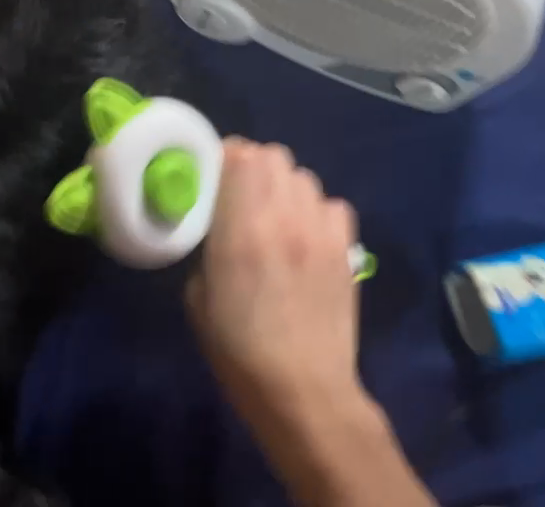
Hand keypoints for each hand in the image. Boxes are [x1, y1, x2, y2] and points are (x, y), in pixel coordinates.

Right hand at [187, 140, 360, 419]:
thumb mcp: (198, 296)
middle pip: (273, 155)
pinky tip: (305, 234)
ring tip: (275, 215)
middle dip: (253, 165)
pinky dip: (315, 210)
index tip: (213, 176)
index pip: (239, 155)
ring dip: (284, 186)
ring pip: (303, 176)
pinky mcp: (347, 249)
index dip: (223, 156)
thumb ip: (208, 245)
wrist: (303, 390)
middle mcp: (284, 218)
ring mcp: (321, 231)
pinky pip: (331, 204)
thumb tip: (219, 226)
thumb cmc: (238, 349)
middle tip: (241, 194)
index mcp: (241, 229)